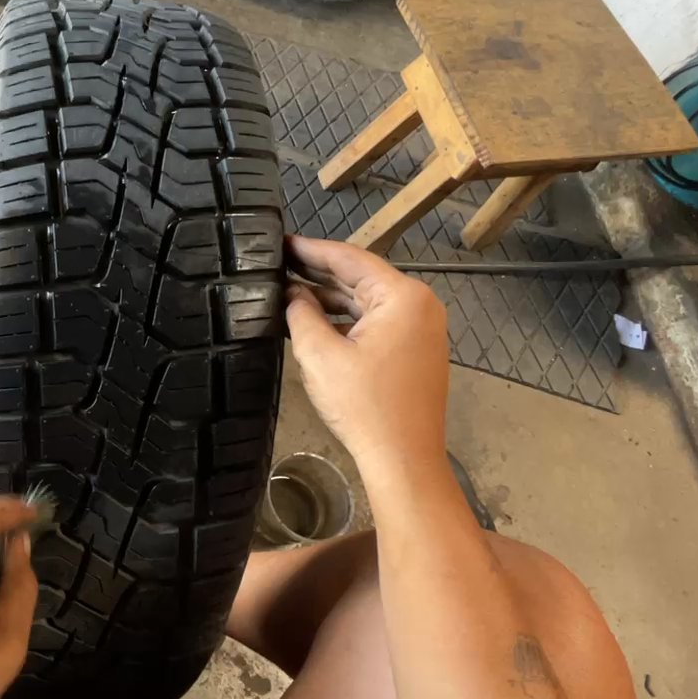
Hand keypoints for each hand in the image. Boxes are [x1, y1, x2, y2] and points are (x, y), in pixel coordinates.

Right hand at [285, 237, 450, 475]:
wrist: (402, 457)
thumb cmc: (363, 404)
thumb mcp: (320, 354)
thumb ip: (301, 314)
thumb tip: (291, 294)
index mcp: (402, 297)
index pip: (350, 259)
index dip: (311, 249)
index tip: (280, 241)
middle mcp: (418, 305)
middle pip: (360, 277)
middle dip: (317, 271)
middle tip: (277, 261)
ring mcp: (419, 328)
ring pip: (365, 300)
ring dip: (328, 296)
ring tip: (285, 288)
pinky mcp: (413, 349)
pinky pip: (374, 321)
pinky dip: (343, 318)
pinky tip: (311, 318)